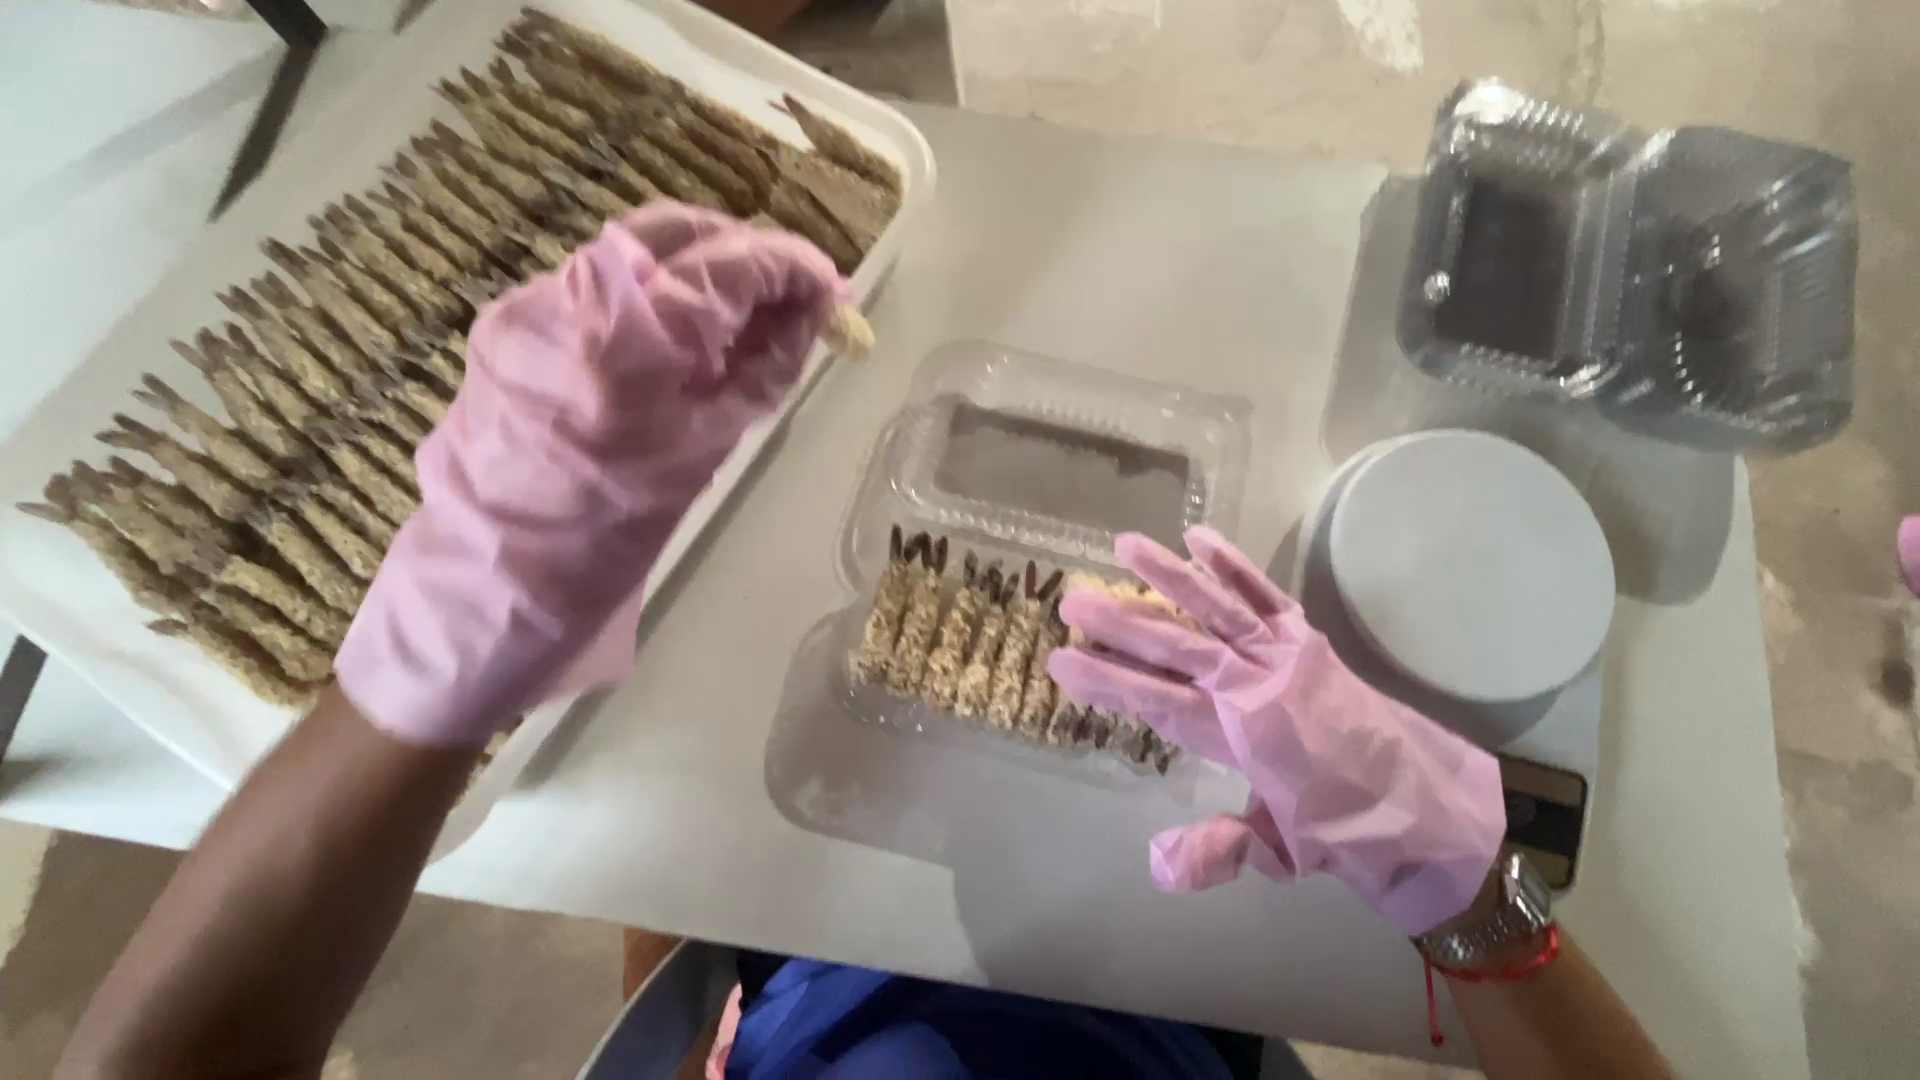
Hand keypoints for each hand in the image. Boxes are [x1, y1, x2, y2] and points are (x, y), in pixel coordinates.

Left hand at [336, 203, 844, 745]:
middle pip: (680, 231)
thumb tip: (810, 317)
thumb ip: (763, 370)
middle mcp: (574, 295)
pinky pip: (605, 282)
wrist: (493, 578)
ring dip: (705, 270)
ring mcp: (533, 300)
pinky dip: (660, 295)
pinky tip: (685, 338)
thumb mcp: (708, 451)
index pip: (729, 262)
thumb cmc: (613, 535)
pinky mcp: (513, 319)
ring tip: (748, 317)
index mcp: (632, 341)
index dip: (791, 265)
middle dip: (747, 255)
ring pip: (639, 249)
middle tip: (794, 296)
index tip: (832, 287)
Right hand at [1047, 526, 1505, 935]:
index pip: (1160, 703)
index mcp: (1241, 739)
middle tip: (1071, 602)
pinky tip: (1199, 538)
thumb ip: (1217, 852)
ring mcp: (1285, 656)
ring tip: (1123, 546)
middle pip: (1178, 650)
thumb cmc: (1340, 832)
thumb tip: (1156, 867)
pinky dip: (1235, 566)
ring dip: (1169, 577)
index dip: (1108, 682)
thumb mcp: (1277, 853)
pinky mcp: (1308, 638)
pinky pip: (1266, 595)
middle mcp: (1257, 688)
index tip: (1061, 662)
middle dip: (1122, 626)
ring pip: (1217, 609)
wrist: (1426, 810)